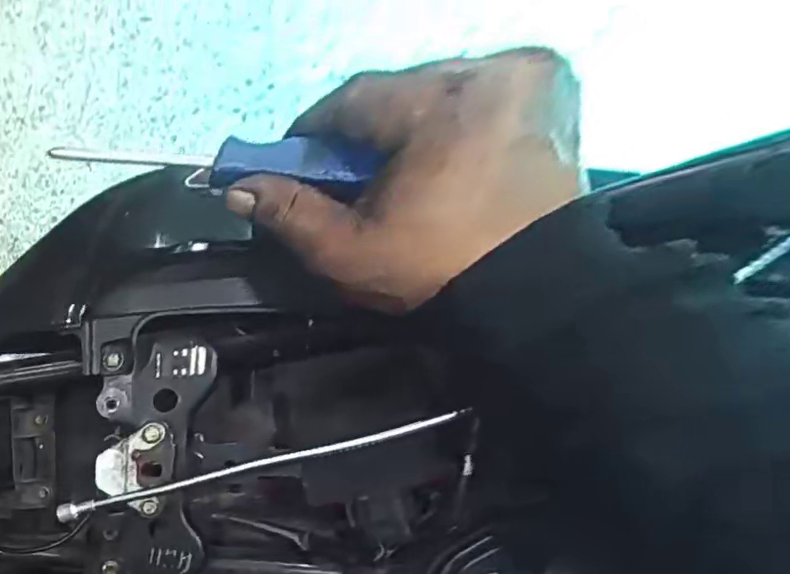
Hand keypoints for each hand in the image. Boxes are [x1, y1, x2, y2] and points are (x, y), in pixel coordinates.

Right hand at [225, 48, 585, 311]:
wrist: (526, 286)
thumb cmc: (431, 269)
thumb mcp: (343, 248)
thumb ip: (288, 212)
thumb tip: (239, 189)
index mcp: (442, 104)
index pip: (351, 97)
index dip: (309, 131)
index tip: (291, 163)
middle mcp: (493, 71)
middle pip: (395, 90)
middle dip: (358, 132)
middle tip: (338, 178)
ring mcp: (530, 75)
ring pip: (434, 89)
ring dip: (400, 124)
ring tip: (387, 174)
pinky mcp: (551, 90)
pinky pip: (474, 92)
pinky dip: (443, 120)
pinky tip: (432, 159)